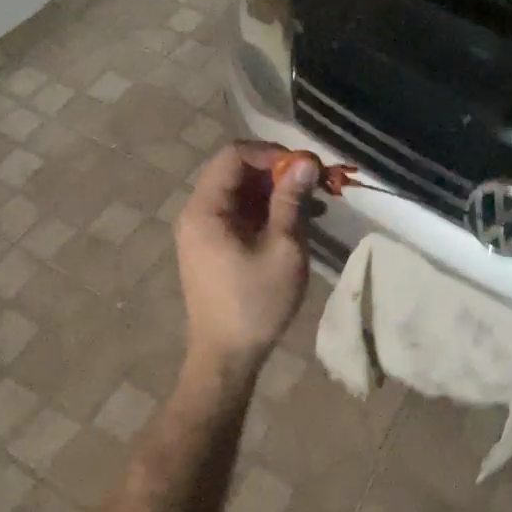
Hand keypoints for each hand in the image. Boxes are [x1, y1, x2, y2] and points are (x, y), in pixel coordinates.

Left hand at [173, 142, 318, 370]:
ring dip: (276, 192)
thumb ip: (291, 199)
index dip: (271, 153)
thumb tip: (305, 162)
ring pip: (240, 192)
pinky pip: (239, 214)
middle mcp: (197, 213)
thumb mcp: (282, 247)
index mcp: (205, 209)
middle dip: (277, 172)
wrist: (226, 357)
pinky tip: (297, 222)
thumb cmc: (255, 302)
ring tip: (313, 205)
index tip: (305, 167)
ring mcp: (203, 231)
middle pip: (236, 171)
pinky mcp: (213, 247)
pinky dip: (267, 211)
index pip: (234, 155)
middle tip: (315, 183)